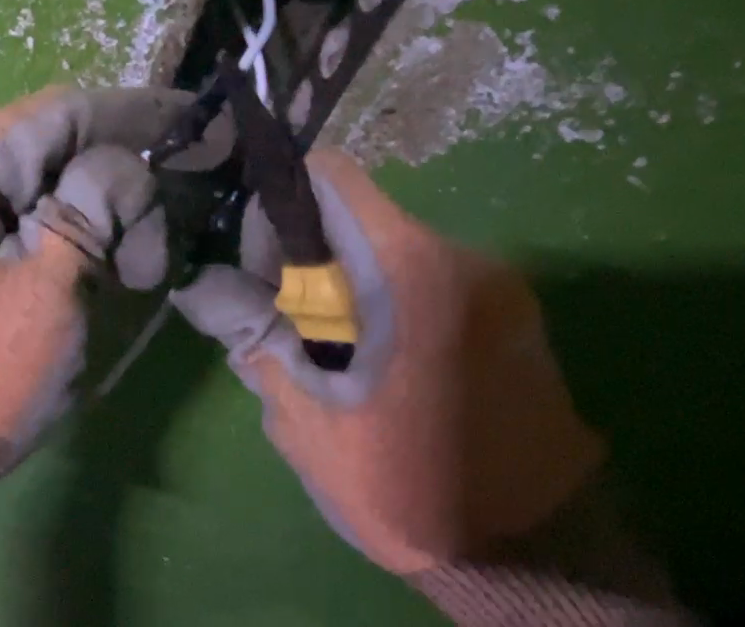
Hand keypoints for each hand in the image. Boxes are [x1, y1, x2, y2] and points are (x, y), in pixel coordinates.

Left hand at [0, 86, 193, 625]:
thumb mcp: (45, 297)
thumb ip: (93, 214)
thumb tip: (127, 162)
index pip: (51, 116)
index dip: (128, 116)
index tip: (190, 121)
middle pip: (36, 145)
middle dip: (108, 172)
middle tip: (165, 219)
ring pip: (21, 181)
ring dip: (82, 206)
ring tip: (134, 252)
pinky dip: (48, 226)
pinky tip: (89, 251)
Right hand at [171, 150, 604, 575]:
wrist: (543, 568)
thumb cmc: (409, 485)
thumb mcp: (303, 414)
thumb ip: (251, 332)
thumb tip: (201, 280)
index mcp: (409, 268)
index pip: (329, 176)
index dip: (278, 202)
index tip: (262, 266)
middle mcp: (464, 260)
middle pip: (359, 219)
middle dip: (309, 257)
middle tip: (287, 325)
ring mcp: (503, 292)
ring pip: (394, 253)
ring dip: (350, 286)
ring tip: (333, 359)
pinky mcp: (521, 324)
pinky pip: (435, 286)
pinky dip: (394, 306)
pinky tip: (384, 372)